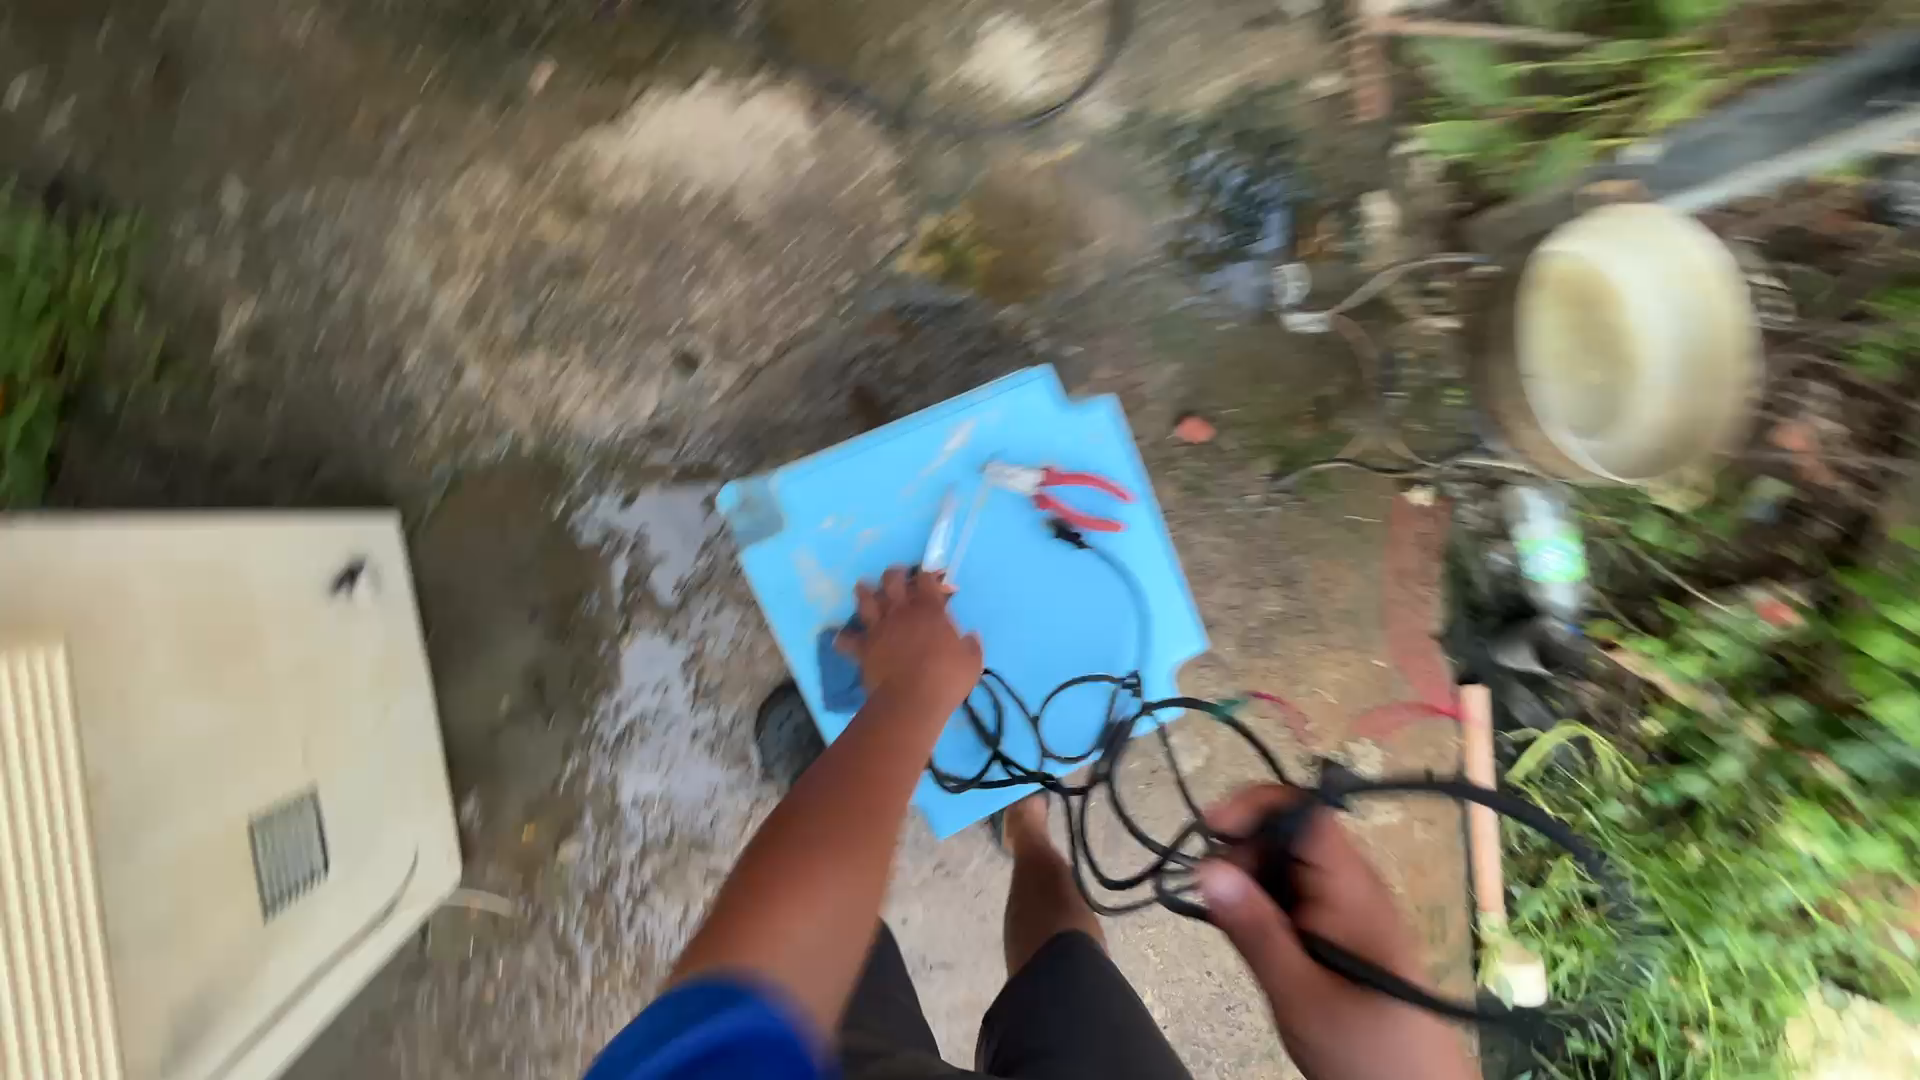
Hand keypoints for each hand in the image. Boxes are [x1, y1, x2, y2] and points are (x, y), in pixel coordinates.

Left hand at [837, 567, 982, 715]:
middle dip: (894, 574)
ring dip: (863, 592)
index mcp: (930, 610)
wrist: (912, 700)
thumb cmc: (946, 679)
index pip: (926, 579)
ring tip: (863, 587)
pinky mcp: (863, 648)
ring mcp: (879, 628)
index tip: (932, 578)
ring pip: (865, 600)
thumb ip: (971, 645)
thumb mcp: (972, 661)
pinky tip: (842, 637)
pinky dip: (844, 638)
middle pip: (892, 580)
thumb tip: (971, 636)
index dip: (929, 575)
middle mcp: (902, 612)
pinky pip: (847, 639)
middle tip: (895, 576)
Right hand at [1195, 785, 1474, 1079]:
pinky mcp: (1340, 926)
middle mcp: (1352, 883)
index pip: (1303, 809)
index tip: (1210, 832)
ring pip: (1285, 861)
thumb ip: (1253, 929)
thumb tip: (1205, 866)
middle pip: (1287, 831)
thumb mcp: (1298, 994)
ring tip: (1235, 924)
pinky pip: (1293, 890)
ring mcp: (1348, 904)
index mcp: (1351, 887)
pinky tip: (1256, 937)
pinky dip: (1264, 901)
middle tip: (1218, 896)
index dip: (1254, 805)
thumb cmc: (1366, 1051)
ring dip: (1250, 878)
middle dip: (1243, 850)